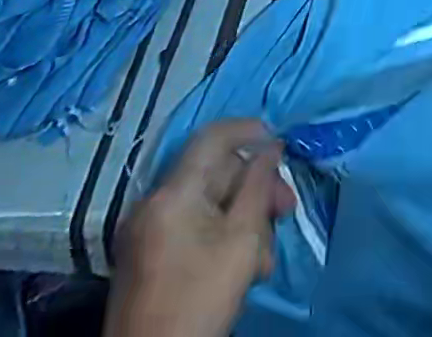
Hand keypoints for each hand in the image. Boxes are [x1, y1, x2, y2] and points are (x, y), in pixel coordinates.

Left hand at [106, 119, 294, 336]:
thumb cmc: (200, 300)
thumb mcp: (242, 239)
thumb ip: (258, 185)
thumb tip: (270, 148)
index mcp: (172, 193)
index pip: (212, 137)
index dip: (249, 131)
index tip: (280, 145)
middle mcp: (153, 202)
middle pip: (214, 172)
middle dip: (255, 187)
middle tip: (286, 210)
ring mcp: (146, 229)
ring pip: (208, 201)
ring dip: (243, 217)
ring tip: (264, 256)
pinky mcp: (146, 254)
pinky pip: (192, 224)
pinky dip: (220, 233)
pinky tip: (243, 265)